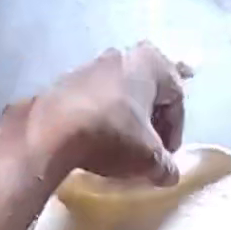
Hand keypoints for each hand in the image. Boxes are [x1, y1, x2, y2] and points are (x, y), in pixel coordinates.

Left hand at [28, 43, 189, 186]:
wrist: (54, 130)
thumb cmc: (112, 135)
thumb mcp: (147, 158)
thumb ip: (165, 167)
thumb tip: (170, 175)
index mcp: (152, 63)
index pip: (177, 97)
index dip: (176, 131)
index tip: (166, 158)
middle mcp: (124, 55)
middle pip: (148, 93)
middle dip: (152, 124)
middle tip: (149, 152)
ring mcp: (93, 65)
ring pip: (121, 97)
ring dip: (127, 123)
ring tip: (123, 151)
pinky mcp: (68, 83)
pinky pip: (96, 103)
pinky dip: (103, 122)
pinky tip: (97, 144)